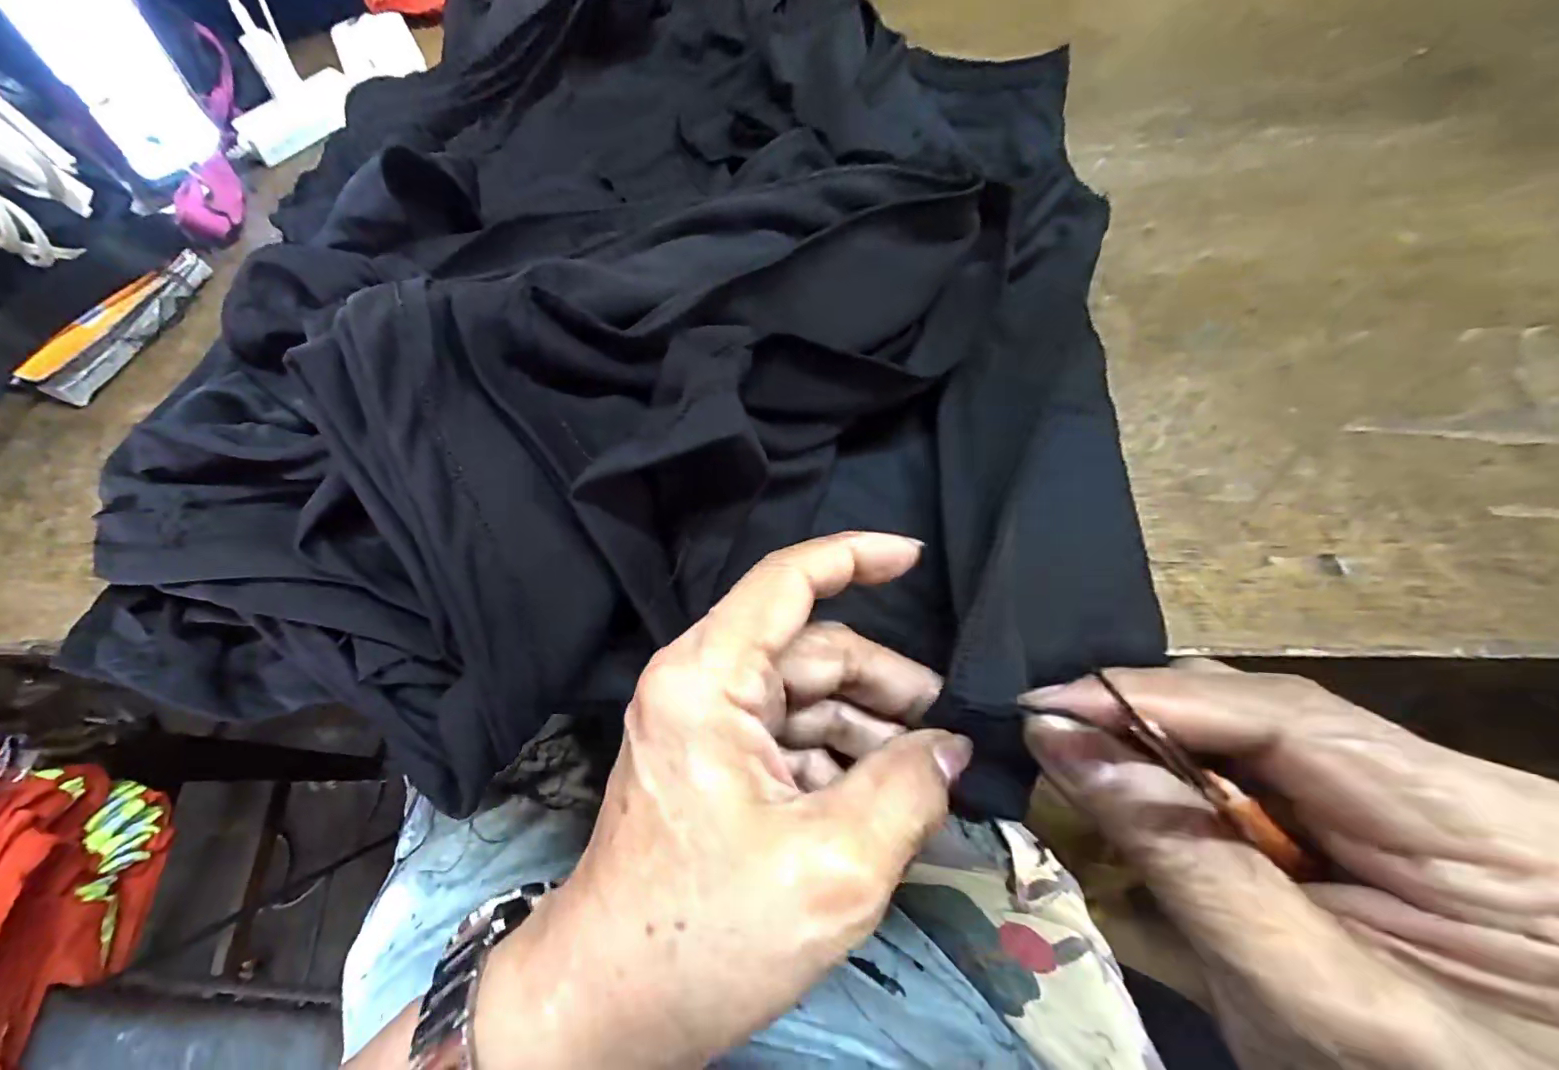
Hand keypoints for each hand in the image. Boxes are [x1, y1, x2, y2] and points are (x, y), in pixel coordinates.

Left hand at [473, 532, 972, 1069]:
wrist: (609, 1004)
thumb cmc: (710, 933)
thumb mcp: (837, 866)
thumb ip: (907, 791)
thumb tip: (950, 748)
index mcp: (708, 679)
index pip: (784, 581)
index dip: (853, 556)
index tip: (915, 555)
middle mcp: (698, 683)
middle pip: (809, 650)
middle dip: (882, 682)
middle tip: (946, 730)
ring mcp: (701, 723)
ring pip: (803, 695)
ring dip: (866, 727)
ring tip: (924, 774)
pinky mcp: (709, 761)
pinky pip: (786, 735)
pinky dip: (836, 757)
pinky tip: (881, 799)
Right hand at [1021, 661, 1558, 1069]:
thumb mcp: (1302, 1002)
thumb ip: (1184, 862)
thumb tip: (1060, 741)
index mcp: (1506, 839)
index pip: (1291, 717)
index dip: (1152, 697)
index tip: (1044, 705)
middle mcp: (1486, 797)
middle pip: (1275, 717)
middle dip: (1152, 725)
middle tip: (1054, 739)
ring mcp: (1452, 813)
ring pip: (1270, 743)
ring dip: (1169, 760)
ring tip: (1086, 772)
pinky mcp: (1416, 836)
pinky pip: (1286, 780)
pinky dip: (1205, 795)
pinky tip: (1152, 809)